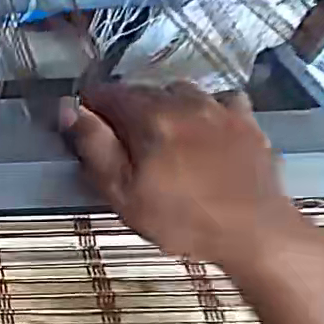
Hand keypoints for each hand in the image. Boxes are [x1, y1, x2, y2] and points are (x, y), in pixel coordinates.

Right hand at [60, 83, 307, 269]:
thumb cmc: (181, 220)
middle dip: (124, 108)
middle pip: (143, 91)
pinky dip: (203, 109)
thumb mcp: (123, 192)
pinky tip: (201, 129)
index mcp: (149, 117)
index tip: (84, 123)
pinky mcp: (246, 122)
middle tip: (118, 140)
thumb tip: (69, 108)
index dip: (90, 105)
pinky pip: (218, 101)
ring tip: (157, 135)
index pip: (108, 94)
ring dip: (161, 105)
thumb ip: (94, 146)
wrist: (253, 232)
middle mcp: (184, 102)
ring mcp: (219, 109)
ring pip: (179, 92)